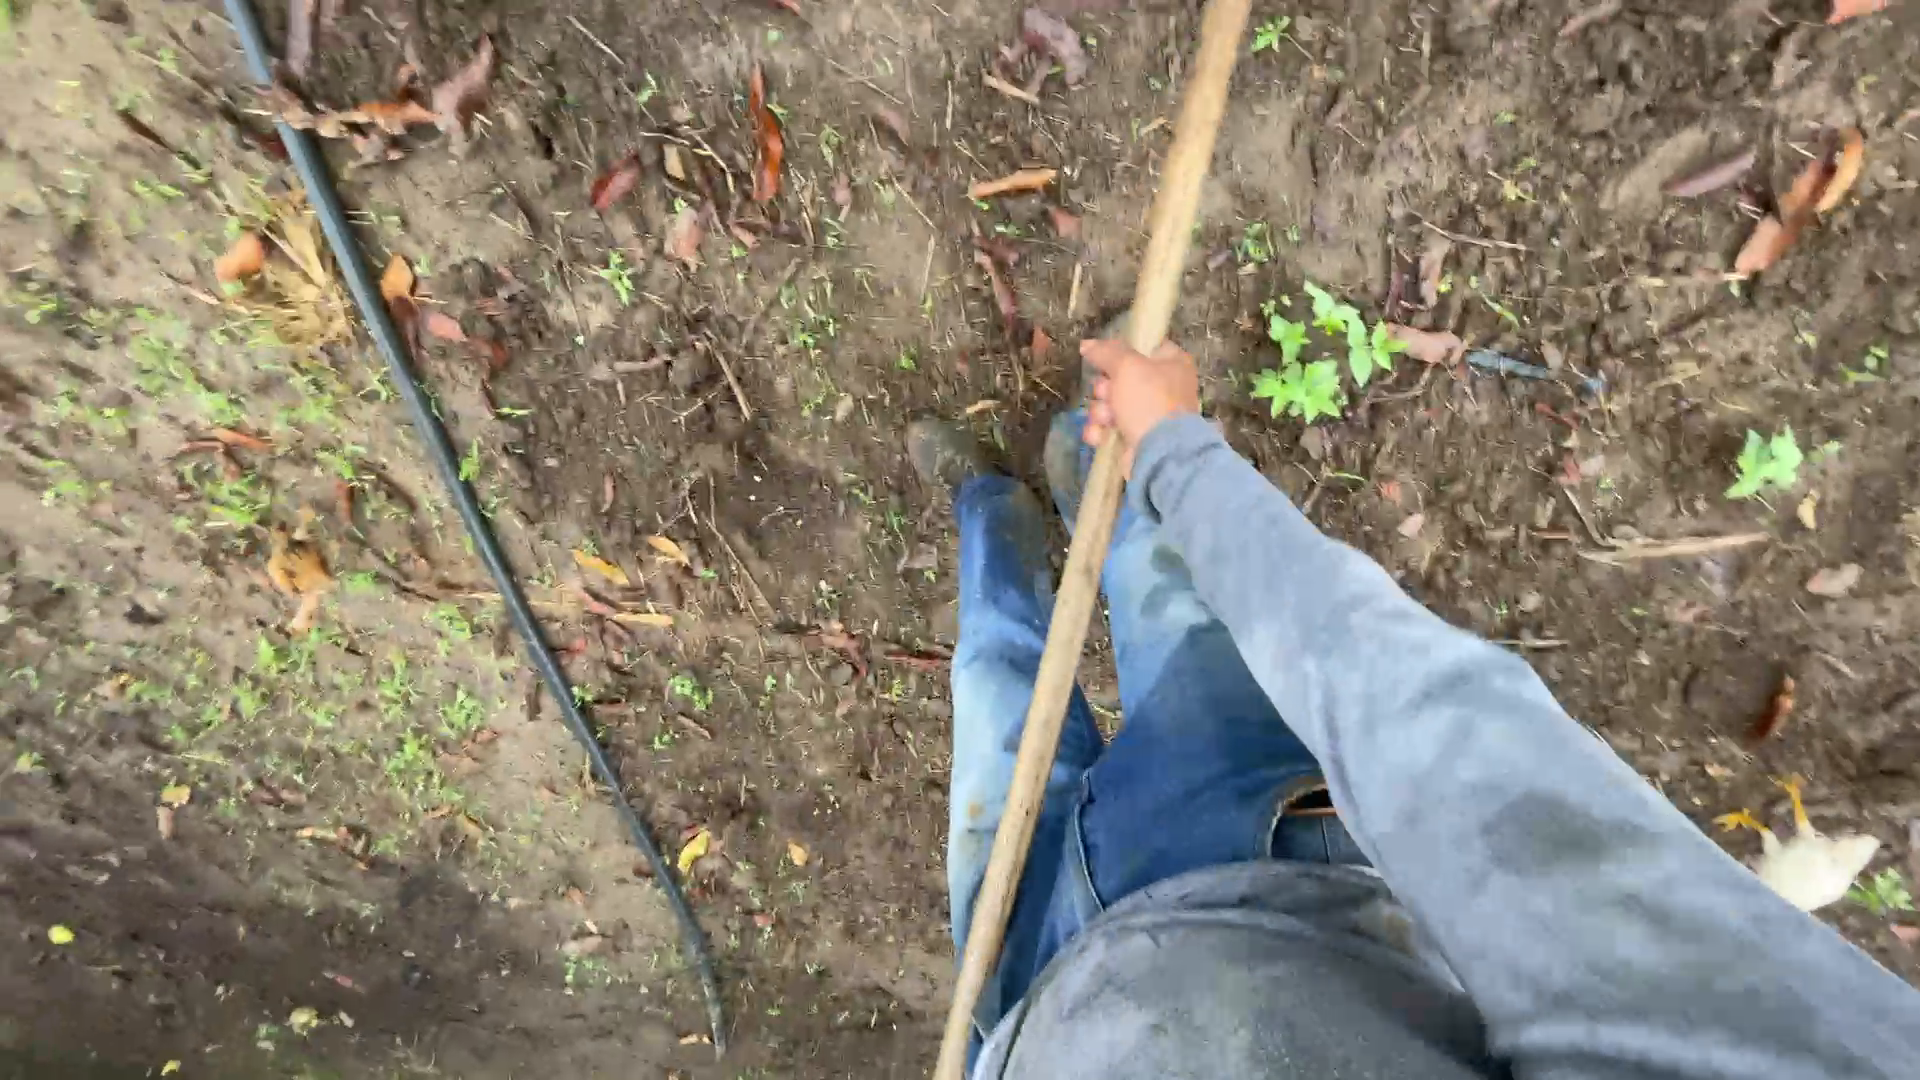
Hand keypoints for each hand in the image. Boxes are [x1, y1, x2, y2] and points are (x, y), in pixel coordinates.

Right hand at [1081, 337, 1198, 477]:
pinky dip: (1100, 431)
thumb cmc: (1149, 401)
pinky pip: (1107, 427)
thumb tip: (1086, 344)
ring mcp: (1147, 415)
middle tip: (1107, 394)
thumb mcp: (1127, 366)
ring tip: (1106, 420)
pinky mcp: (1134, 438)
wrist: (1160, 453)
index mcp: (1172, 364)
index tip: (1105, 359)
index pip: (1143, 348)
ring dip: (1100, 411)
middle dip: (1105, 388)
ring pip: (1109, 404)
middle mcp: (1162, 387)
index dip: (1121, 353)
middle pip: (1119, 377)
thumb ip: (1106, 352)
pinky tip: (1101, 435)